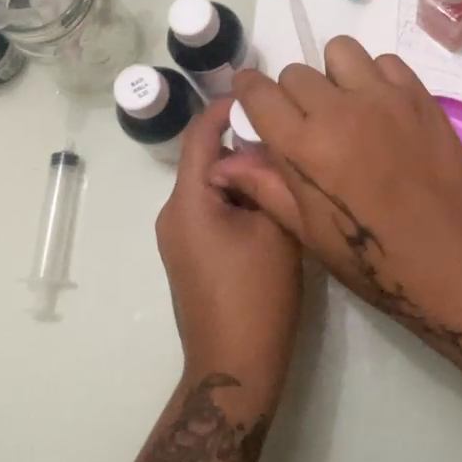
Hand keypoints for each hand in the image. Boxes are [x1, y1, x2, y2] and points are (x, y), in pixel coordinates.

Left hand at [157, 99, 301, 380]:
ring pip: (212, 185)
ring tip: (286, 163)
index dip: (227, 108)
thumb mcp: (274, 227)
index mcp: (187, 201)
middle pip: (205, 159)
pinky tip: (272, 202)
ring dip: (244, 171)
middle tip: (287, 131)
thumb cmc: (256, 295)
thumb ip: (268, 178)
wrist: (235, 367)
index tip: (263, 94)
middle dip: (243, 141)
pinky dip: (238, 197)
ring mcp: (179, 237)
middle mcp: (174, 214)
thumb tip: (266, 142)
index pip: (200, 134)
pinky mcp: (191, 256)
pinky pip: (212, 209)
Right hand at [212, 37, 461, 387]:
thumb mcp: (310, 233)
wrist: (456, 264)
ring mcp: (384, 98)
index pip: (258, 93)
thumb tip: (222, 162)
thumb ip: (266, 186)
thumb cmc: (376, 262)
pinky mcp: (420, 95)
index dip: (248, 93)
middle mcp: (340, 111)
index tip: (252, 101)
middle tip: (307, 124)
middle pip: (296, 73)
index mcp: (305, 148)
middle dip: (291, 94)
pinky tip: (382, 110)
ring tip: (346, 107)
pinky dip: (375, 76)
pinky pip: (385, 62)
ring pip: (340, 52)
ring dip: (333, 74)